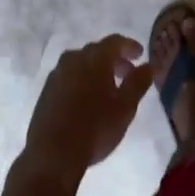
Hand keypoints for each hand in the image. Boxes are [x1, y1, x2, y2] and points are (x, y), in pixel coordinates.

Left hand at [22, 34, 151, 177]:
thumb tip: (148, 65)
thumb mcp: (125, 107)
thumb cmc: (95, 128)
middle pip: (97, 51)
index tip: (140, 54)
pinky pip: (68, 77)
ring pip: (81, 64)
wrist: (53, 154)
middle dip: (114, 60)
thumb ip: (138, 82)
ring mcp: (56, 74)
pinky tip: (86, 99)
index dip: (129, 46)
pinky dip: (81, 81)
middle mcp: (73, 59)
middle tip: (127, 74)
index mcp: (95, 58)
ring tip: (107, 89)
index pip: (115, 42)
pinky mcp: (46, 91)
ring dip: (96, 70)